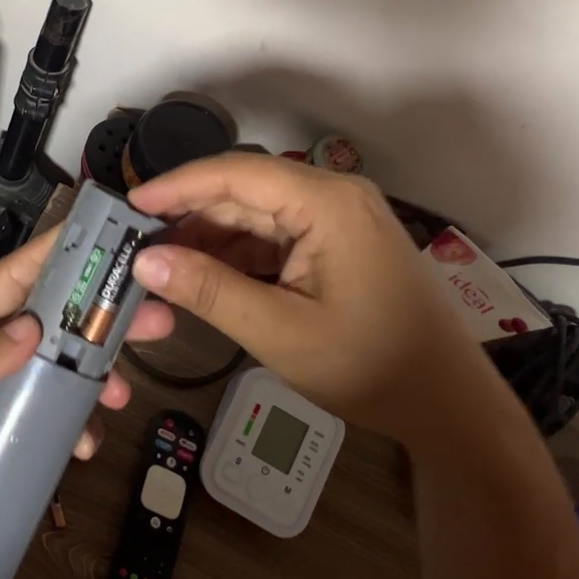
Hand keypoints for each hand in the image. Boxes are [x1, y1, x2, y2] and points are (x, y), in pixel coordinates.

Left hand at [0, 226, 173, 578]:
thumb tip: (29, 328)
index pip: (8, 282)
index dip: (53, 254)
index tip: (104, 236)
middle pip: (46, 324)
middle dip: (97, 316)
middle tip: (153, 318)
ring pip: (54, 373)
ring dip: (94, 376)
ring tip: (123, 396)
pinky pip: (48, 423)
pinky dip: (75, 426)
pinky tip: (87, 444)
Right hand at [128, 152, 476, 439]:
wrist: (449, 405)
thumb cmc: (369, 366)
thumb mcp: (279, 331)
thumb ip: (209, 290)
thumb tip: (145, 261)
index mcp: (326, 203)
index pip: (235, 173)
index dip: (177, 186)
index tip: (130, 205)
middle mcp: (333, 196)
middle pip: (244, 190)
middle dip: (191, 216)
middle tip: (138, 243)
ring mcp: (339, 218)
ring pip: (257, 213)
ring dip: (212, 237)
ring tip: (163, 264)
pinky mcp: (339, 242)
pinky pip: (277, 235)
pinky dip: (240, 254)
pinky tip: (206, 275)